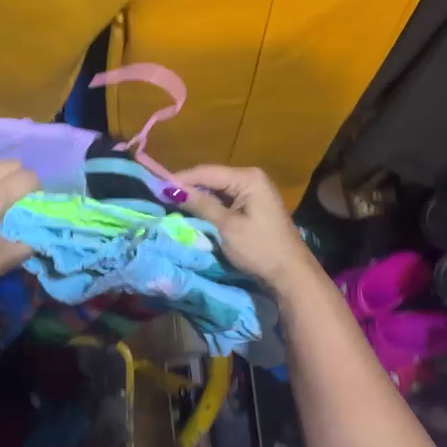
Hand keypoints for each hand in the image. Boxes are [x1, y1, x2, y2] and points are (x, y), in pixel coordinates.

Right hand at [170, 165, 319, 289]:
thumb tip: (172, 189)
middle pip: (212, 178)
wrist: (291, 274)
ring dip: (197, 198)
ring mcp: (254, 192)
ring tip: (171, 203)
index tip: (155, 187)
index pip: (207, 172)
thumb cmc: (259, 248)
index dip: (180, 179)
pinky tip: (193, 212)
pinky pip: (225, 200)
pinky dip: (209, 206)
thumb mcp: (227, 226)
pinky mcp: (253, 207)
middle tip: (160, 196)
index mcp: (248, 178)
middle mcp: (251, 178)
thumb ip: (201, 205)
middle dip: (188, 187)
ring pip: (217, 190)